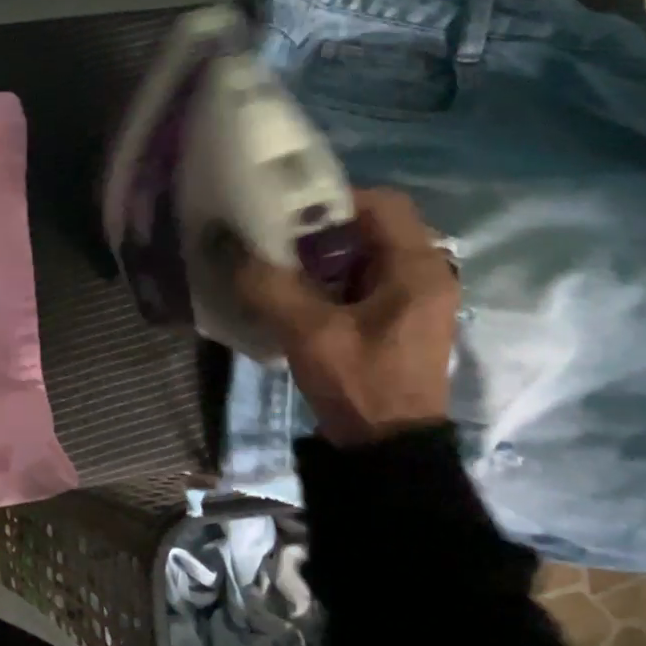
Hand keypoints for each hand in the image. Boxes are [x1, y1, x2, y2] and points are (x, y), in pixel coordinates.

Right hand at [222, 188, 459, 447]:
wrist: (387, 446)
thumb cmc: (360, 381)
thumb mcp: (308, 330)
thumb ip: (267, 283)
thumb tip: (223, 242)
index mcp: (417, 268)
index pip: (381, 204)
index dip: (329, 199)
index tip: (280, 210)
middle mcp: (421, 274)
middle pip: (366, 227)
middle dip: (313, 227)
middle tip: (264, 235)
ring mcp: (407, 298)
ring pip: (357, 253)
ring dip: (312, 253)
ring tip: (266, 261)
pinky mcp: (388, 318)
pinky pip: (353, 279)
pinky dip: (319, 276)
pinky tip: (284, 290)